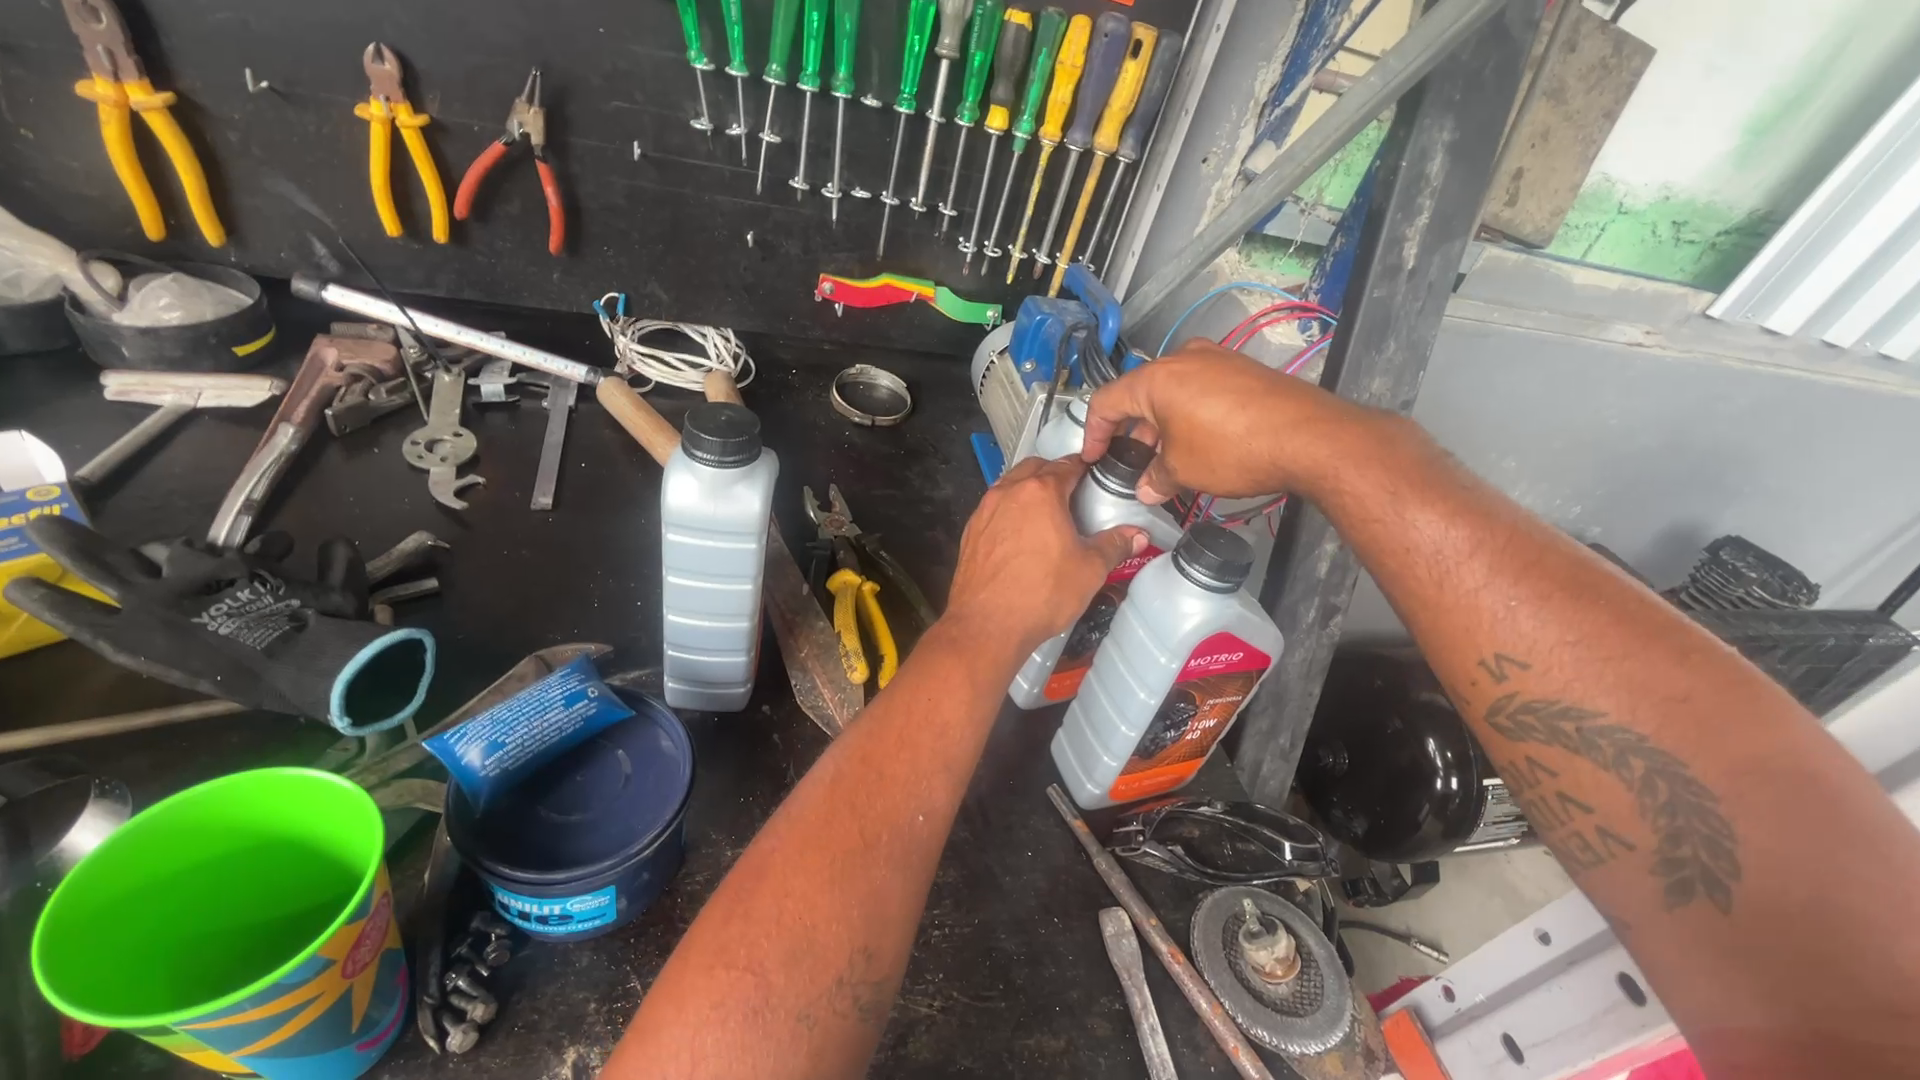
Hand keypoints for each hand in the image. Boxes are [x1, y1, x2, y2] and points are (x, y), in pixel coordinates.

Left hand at [944, 457, 1147, 657]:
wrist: (986, 625)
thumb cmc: (1041, 594)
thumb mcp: (1090, 570)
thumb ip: (1114, 546)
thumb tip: (1137, 536)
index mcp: (1040, 492)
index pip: (1066, 466)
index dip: (1083, 468)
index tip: (1094, 475)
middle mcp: (1008, 493)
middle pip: (1034, 468)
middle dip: (1053, 472)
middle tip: (1072, 491)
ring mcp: (985, 512)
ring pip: (1009, 485)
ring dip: (1028, 489)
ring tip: (1047, 511)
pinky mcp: (971, 533)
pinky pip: (993, 509)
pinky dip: (1009, 510)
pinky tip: (1020, 533)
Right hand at [1082, 340, 1382, 504]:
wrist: (1309, 437)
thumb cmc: (1232, 450)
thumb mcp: (1183, 471)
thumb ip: (1156, 477)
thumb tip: (1148, 488)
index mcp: (1155, 378)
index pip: (1106, 401)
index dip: (1093, 433)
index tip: (1092, 457)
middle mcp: (1182, 359)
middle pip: (1140, 394)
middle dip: (1132, 431)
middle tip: (1131, 463)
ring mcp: (1216, 360)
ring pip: (1173, 392)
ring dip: (1162, 425)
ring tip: (1165, 460)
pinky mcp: (1243, 370)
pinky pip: (1201, 390)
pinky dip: (1189, 416)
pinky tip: (1199, 444)